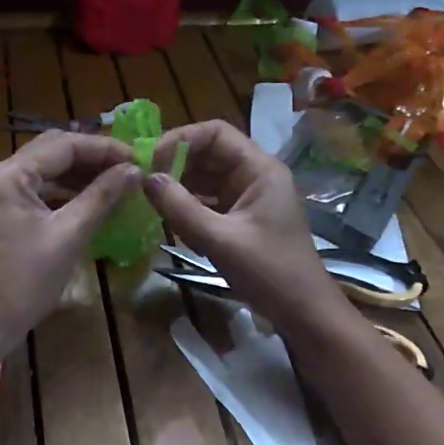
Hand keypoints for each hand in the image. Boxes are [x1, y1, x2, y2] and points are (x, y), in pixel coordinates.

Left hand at [0, 131, 138, 348]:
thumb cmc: (24, 281)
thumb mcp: (69, 236)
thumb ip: (102, 196)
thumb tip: (134, 170)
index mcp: (8, 175)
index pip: (63, 145)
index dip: (105, 148)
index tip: (140, 159)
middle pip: (52, 153)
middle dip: (93, 159)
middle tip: (131, 169)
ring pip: (44, 174)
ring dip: (80, 177)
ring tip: (118, 185)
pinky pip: (36, 194)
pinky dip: (63, 196)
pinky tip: (92, 204)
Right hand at [143, 121, 329, 314]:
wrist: (302, 312)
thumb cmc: (269, 271)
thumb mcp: (220, 239)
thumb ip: (180, 207)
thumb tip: (145, 178)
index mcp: (259, 169)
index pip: (215, 133)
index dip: (181, 139)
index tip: (151, 161)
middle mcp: (252, 176)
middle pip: (207, 153)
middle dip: (174, 163)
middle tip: (141, 181)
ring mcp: (245, 198)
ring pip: (203, 178)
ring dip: (176, 186)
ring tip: (148, 200)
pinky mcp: (237, 219)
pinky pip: (205, 201)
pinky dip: (185, 206)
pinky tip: (166, 219)